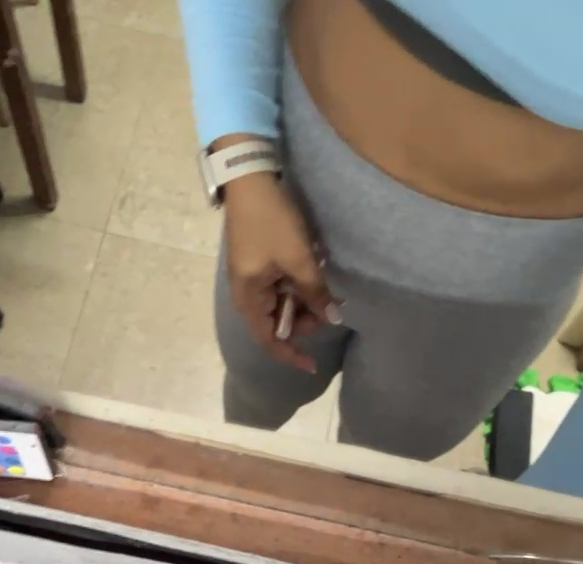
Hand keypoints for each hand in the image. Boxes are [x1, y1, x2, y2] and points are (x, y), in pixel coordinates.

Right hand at [220, 158, 339, 373]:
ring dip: (305, 303)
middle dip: (304, 321)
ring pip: (282, 305)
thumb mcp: (298, 259)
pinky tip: (315, 278)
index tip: (312, 366)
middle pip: (278, 323)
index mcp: (249, 299)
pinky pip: (282, 287)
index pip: (269, 341)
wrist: (250, 179)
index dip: (291, 355)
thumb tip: (334, 319)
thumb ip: (315, 292)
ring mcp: (254, 279)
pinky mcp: (261, 265)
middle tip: (330, 308)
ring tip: (326, 290)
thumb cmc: (271, 222)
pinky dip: (299, 288)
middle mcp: (248, 295)